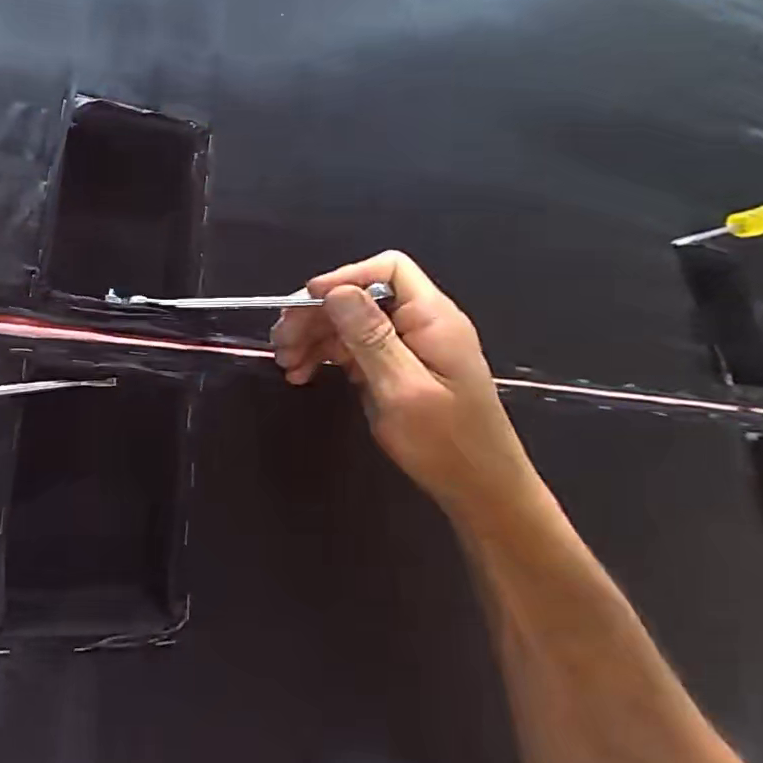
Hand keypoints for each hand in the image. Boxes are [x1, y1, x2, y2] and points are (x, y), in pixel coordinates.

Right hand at [270, 251, 538, 516]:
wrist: (481, 493)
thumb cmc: (447, 444)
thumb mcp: (403, 389)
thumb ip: (371, 337)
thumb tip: (336, 291)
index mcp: (432, 318)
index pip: (388, 269)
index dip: (345, 278)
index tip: (307, 302)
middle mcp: (420, 324)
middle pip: (361, 297)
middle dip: (318, 314)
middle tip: (281, 341)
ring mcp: (408, 347)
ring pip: (352, 324)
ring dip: (315, 337)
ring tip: (285, 362)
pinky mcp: (396, 369)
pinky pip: (355, 350)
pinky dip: (327, 357)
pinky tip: (302, 373)